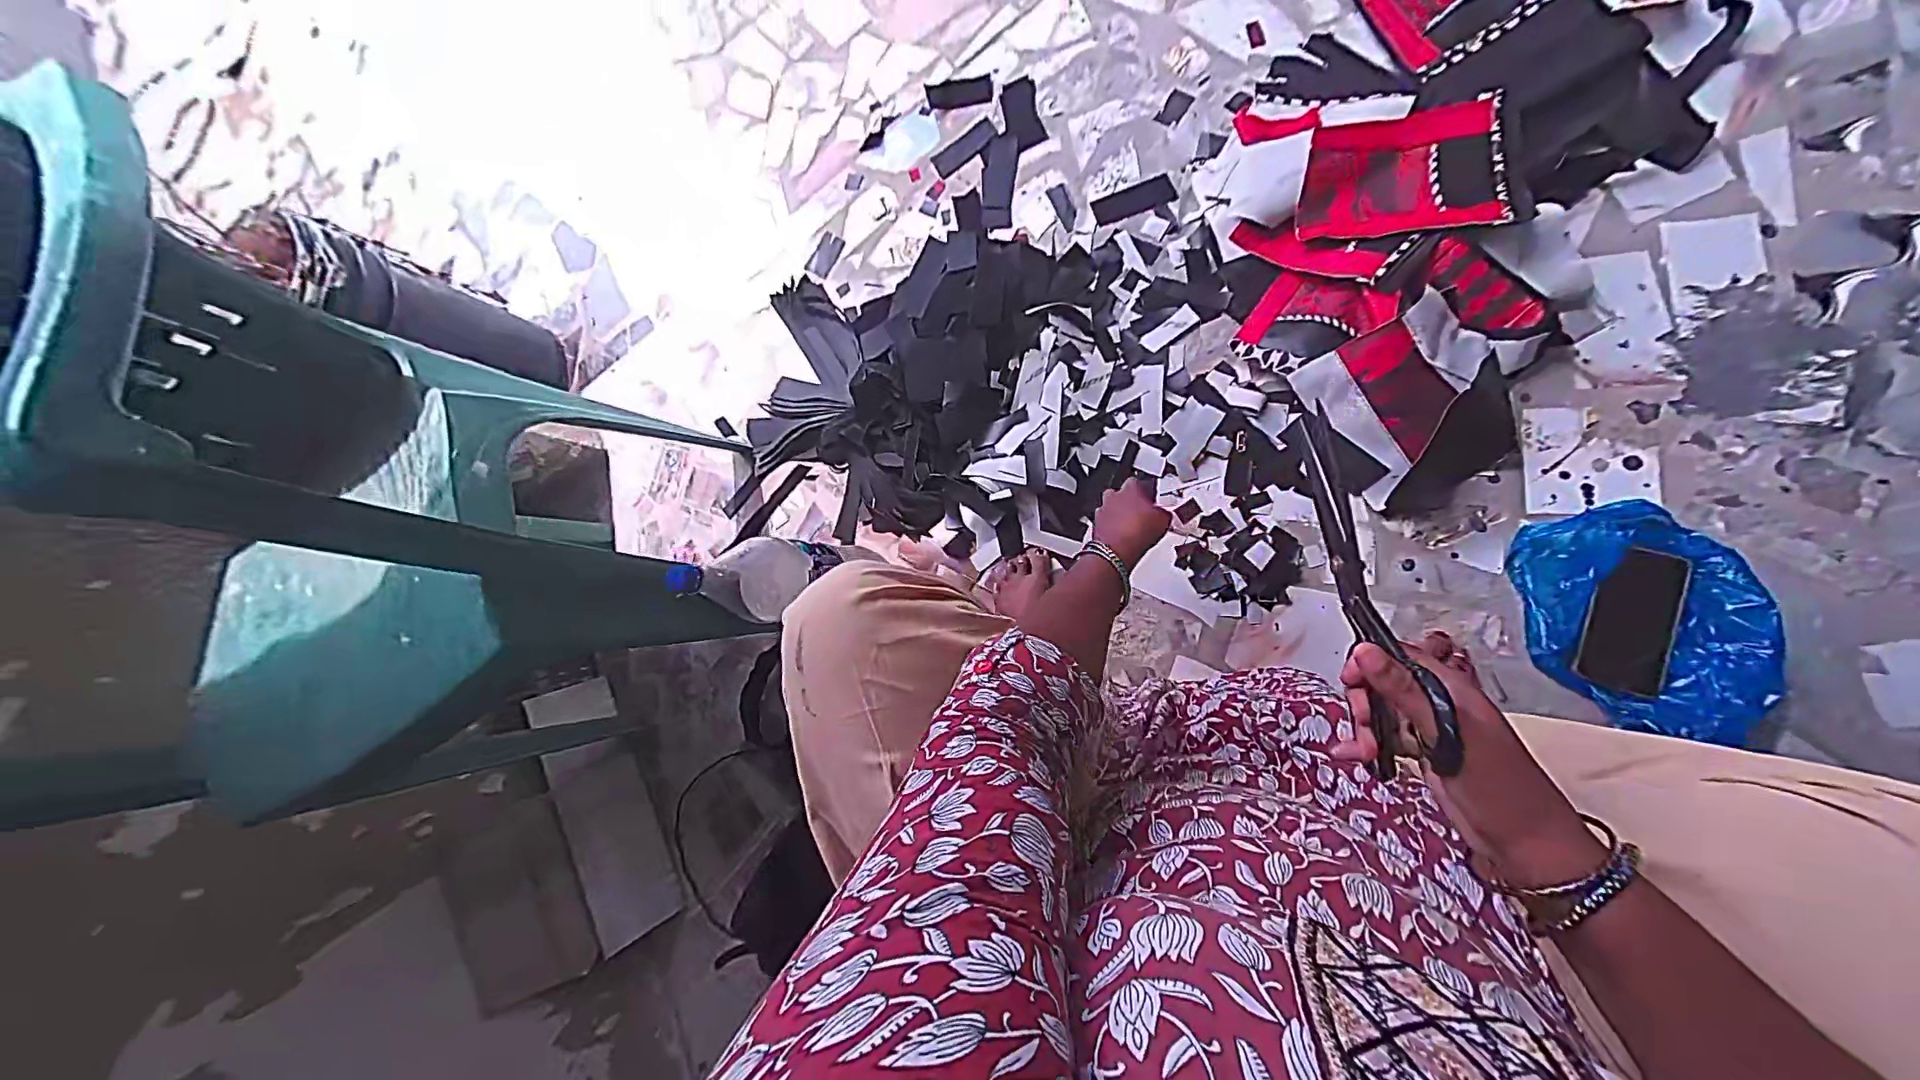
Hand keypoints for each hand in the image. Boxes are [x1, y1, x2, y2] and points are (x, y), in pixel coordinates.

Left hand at [1091, 478, 1170, 567]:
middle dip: (1133, 503)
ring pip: (1114, 507)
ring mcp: (1103, 509)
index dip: (1149, 493)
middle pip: (1124, 494)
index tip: (1154, 501)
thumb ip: (1164, 512)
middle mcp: (1113, 495)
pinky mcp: (1096, 524)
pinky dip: (1113, 526)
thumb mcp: (1163, 520)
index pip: (1142, 482)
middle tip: (1143, 514)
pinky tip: (1123, 535)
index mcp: (1131, 487)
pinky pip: (1106, 521)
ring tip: (1133, 527)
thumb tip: (1165, 514)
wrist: (1116, 552)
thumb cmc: (1136, 532)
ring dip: (1121, 514)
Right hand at [1335, 631, 1607, 888]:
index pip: (1395, 655)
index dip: (1368, 664)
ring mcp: (1431, 727)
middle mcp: (1438, 701)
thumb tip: (1366, 651)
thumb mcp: (1445, 732)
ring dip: (1363, 726)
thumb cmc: (1500, 788)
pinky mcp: (1424, 750)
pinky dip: (1367, 744)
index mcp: (1449, 686)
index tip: (1353, 684)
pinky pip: (1385, 736)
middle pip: (1382, 682)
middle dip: (1363, 701)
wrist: (1526, 844)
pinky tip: (1359, 755)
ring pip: (1380, 710)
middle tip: (1365, 724)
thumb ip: (1403, 688)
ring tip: (1366, 749)